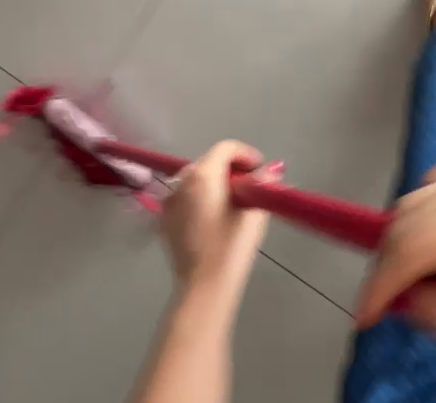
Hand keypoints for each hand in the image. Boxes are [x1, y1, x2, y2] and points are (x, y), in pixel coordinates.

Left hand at [161, 140, 277, 291]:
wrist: (203, 286)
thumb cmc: (232, 246)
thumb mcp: (254, 212)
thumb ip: (263, 184)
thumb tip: (270, 171)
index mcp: (203, 174)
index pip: (226, 148)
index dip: (246, 154)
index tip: (260, 171)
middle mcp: (181, 181)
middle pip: (209, 161)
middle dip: (230, 169)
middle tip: (249, 186)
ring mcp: (170, 201)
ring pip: (195, 179)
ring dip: (214, 182)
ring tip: (232, 202)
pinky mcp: (165, 220)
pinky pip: (185, 197)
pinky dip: (200, 198)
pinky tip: (213, 217)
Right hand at [355, 150, 435, 378]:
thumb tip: (405, 301)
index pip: (415, 241)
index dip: (382, 284)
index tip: (366, 320)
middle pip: (413, 210)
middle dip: (392, 261)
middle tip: (389, 312)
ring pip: (427, 192)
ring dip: (412, 235)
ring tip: (422, 286)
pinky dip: (434, 212)